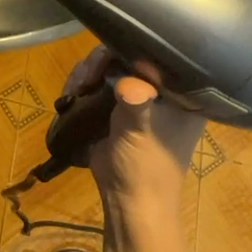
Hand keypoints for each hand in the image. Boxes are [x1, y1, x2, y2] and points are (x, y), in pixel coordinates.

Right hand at [63, 47, 205, 211]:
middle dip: (99, 65)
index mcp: (181, 93)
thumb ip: (136, 103)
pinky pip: (96, 86)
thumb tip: (127, 82)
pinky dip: (82, 87)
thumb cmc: (145, 166)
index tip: (105, 63)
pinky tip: (71, 96)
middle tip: (84, 79)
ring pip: (107, 70)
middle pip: (126, 58)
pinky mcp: (115, 109)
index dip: (129, 50)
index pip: (156, 55)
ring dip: (85, 76)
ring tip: (73, 91)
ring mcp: (136, 100)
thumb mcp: (141, 131)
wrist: (129, 201)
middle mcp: (161, 91)